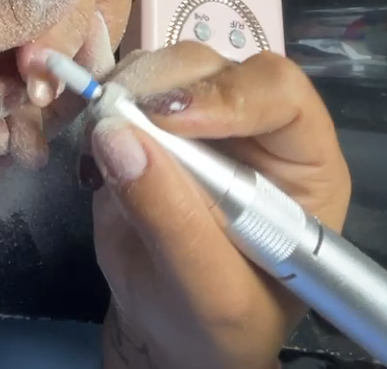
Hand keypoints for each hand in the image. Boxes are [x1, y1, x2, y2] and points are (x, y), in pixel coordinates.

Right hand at [84, 43, 352, 368]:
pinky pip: (120, 81)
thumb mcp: (209, 293)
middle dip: (156, 87)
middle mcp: (253, 126)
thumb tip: (115, 136)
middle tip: (110, 120)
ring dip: (119, 89)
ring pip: (162, 65)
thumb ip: (172, 221)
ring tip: (94, 140)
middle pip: (211, 66)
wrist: (166, 321)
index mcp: (300, 165)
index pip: (279, 95)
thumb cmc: (213, 322)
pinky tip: (86, 142)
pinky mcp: (147, 116)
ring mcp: (197, 116)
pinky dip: (94, 99)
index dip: (225, 94)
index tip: (165, 120)